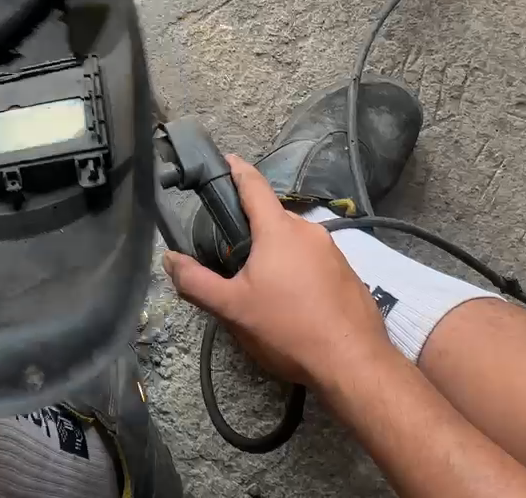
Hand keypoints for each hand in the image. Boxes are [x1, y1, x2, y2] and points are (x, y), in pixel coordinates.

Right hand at [163, 156, 397, 389]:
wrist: (356, 366)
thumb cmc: (289, 329)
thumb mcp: (232, 308)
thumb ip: (195, 282)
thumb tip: (169, 259)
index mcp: (278, 229)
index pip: (252, 183)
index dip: (235, 169)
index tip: (222, 160)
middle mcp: (308, 230)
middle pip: (271, 216)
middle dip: (251, 229)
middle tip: (232, 257)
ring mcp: (333, 251)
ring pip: (293, 240)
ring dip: (275, 252)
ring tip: (262, 286)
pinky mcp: (349, 274)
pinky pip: (314, 259)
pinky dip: (298, 270)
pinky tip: (293, 302)